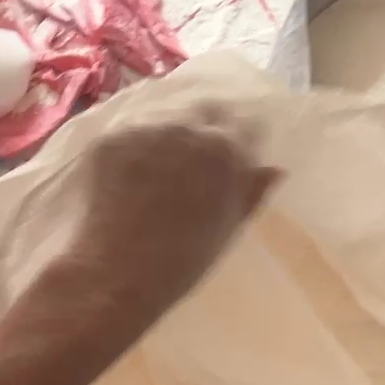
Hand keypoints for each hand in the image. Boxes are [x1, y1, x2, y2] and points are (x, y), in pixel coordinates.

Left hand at [53, 112, 281, 323]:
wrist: (120, 274)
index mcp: (226, 151)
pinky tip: (128, 172)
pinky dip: (133, 146)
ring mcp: (145, 128)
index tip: (232, 154)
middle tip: (192, 158)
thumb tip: (274, 169)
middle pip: (204, 109)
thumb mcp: (226, 229)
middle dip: (204, 127)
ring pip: (165, 114)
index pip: (245, 123)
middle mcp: (188, 127)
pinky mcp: (110, 136)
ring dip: (168, 131)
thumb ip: (249, 192)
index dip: (240, 139)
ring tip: (158, 163)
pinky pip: (130, 130)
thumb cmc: (182, 262)